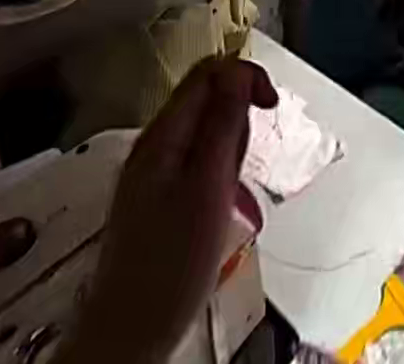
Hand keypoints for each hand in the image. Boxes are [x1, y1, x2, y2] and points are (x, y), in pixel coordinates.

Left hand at [63, 58, 278, 363]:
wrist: (132, 333)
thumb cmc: (174, 261)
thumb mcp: (209, 184)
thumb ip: (223, 123)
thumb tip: (238, 70)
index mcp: (163, 136)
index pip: (207, 73)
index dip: (244, 76)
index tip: (271, 104)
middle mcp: (155, 144)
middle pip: (206, 95)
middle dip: (238, 113)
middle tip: (242, 158)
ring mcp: (155, 168)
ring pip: (205, 126)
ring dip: (230, 141)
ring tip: (231, 183)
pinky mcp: (160, 192)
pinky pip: (199, 155)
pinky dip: (219, 163)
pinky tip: (221, 194)